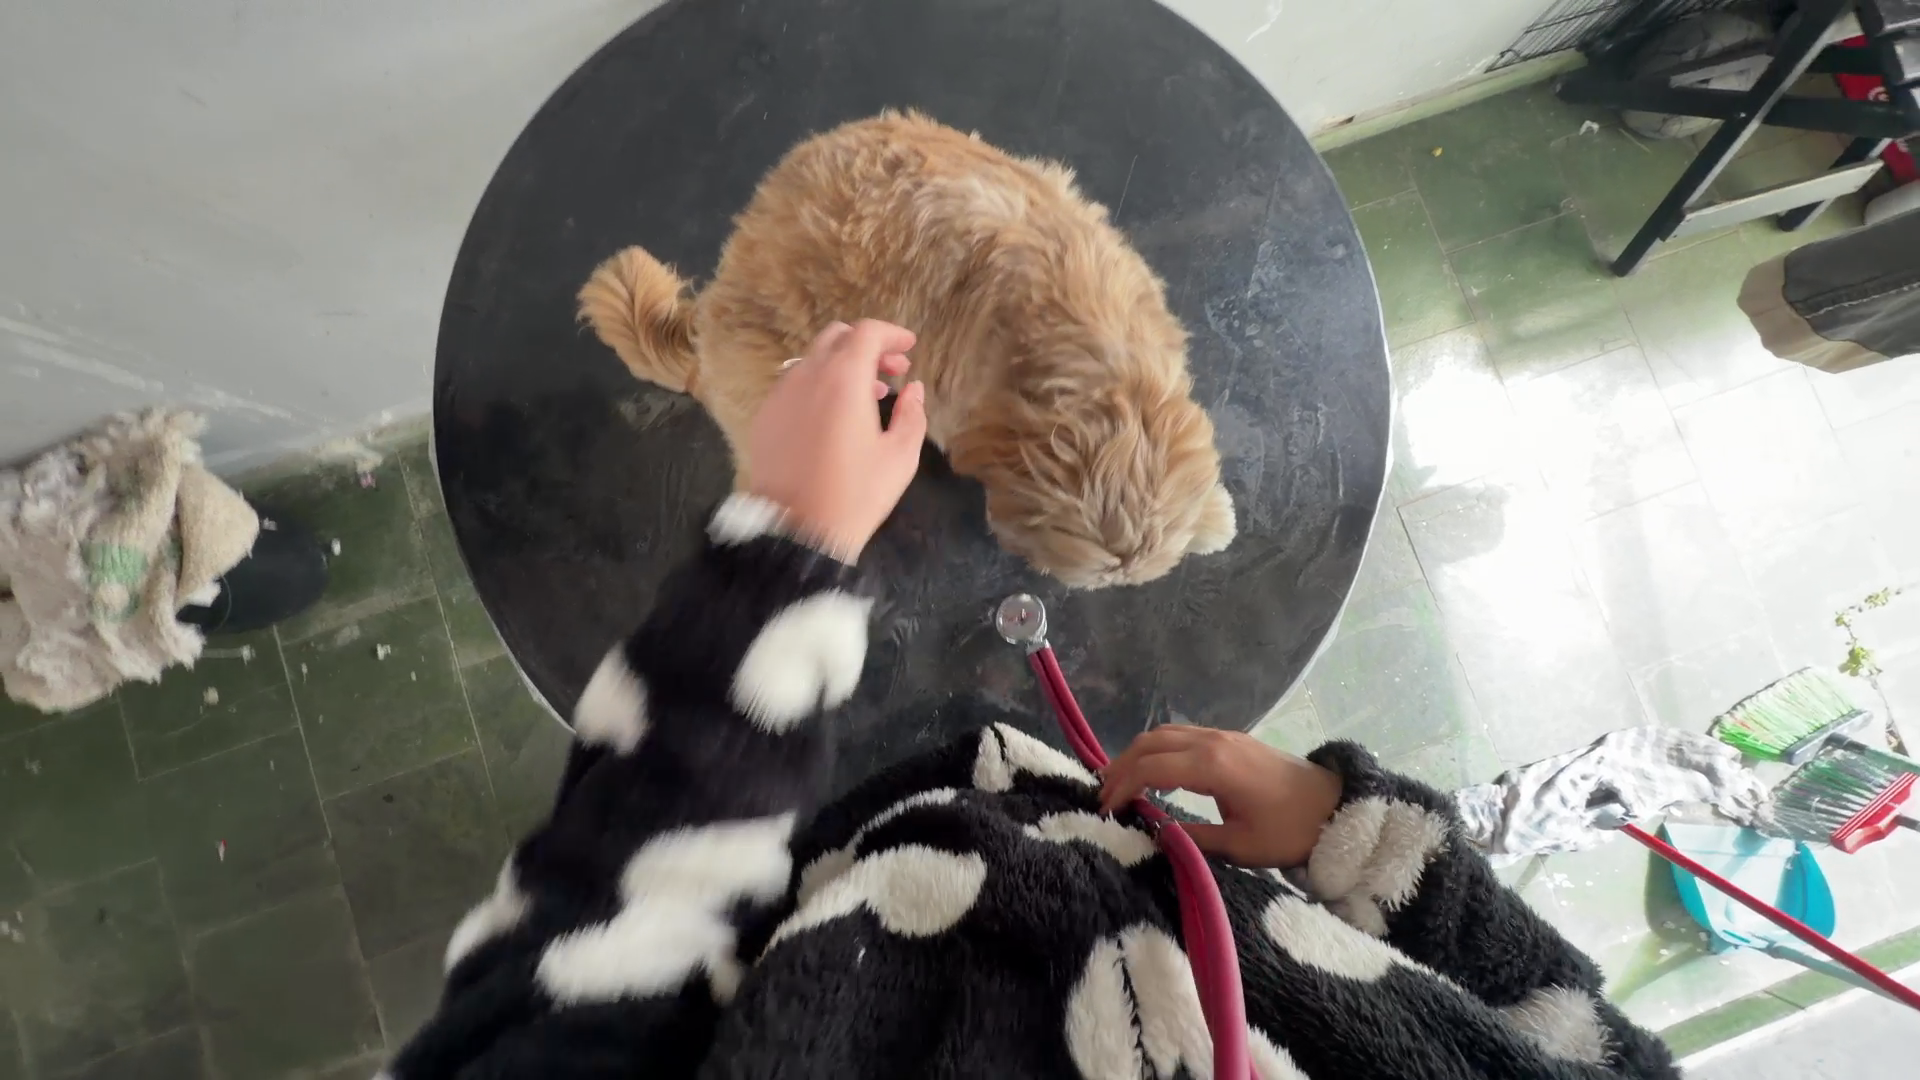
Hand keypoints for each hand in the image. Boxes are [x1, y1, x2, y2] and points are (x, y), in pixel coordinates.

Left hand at [745, 320, 927, 559]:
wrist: (797, 531)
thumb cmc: (857, 494)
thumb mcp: (900, 457)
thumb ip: (912, 414)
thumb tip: (914, 389)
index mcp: (844, 379)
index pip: (867, 333)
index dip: (892, 334)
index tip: (909, 347)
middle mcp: (807, 376)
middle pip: (836, 337)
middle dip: (867, 346)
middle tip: (891, 370)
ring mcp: (780, 395)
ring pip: (812, 360)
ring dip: (842, 366)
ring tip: (866, 394)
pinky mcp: (765, 417)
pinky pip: (794, 385)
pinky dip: (818, 385)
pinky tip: (832, 415)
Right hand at [1100, 726, 1342, 868]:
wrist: (1336, 808)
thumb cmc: (1290, 831)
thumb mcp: (1240, 846)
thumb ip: (1191, 838)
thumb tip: (1151, 833)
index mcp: (1212, 766)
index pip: (1151, 768)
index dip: (1122, 786)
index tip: (1105, 809)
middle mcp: (1211, 741)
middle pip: (1150, 742)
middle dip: (1120, 766)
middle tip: (1102, 794)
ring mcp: (1220, 735)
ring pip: (1163, 733)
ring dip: (1136, 753)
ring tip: (1119, 780)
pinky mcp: (1228, 738)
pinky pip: (1179, 734)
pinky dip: (1155, 748)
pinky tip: (1150, 769)